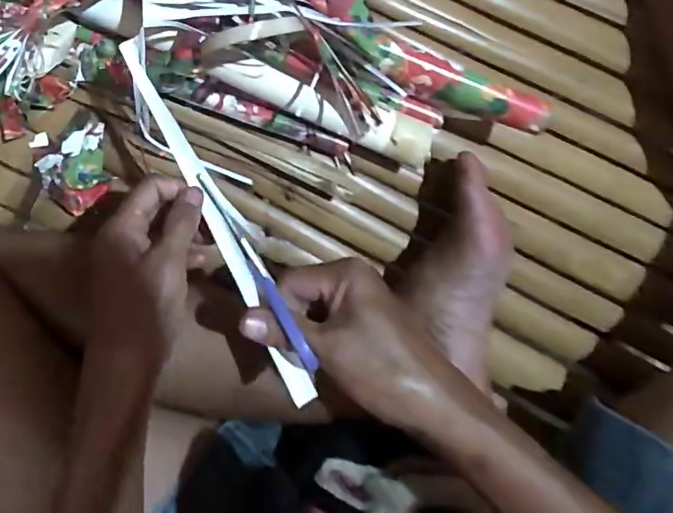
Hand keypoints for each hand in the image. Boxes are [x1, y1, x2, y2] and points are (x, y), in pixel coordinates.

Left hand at [86, 176, 206, 369]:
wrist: (125, 369)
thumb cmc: (147, 310)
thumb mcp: (170, 261)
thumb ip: (181, 222)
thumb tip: (193, 191)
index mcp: (120, 229)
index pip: (150, 187)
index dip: (178, 188)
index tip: (205, 202)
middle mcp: (117, 238)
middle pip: (154, 207)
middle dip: (186, 211)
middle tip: (213, 224)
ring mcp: (123, 259)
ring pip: (159, 231)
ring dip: (186, 233)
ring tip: (214, 245)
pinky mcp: (132, 277)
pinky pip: (157, 252)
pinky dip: (179, 252)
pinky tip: (203, 263)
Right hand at [238, 259, 477, 430]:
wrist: (431, 399)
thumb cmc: (379, 367)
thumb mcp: (327, 350)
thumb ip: (285, 331)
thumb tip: (242, 317)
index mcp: (345, 272)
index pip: (290, 282)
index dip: (275, 312)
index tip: (268, 345)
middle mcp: (353, 277)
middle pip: (301, 295)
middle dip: (290, 327)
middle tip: (291, 361)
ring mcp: (362, 299)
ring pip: (314, 313)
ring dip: (304, 340)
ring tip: (309, 368)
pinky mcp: (366, 320)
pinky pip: (330, 324)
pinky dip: (320, 345)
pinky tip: (323, 368)